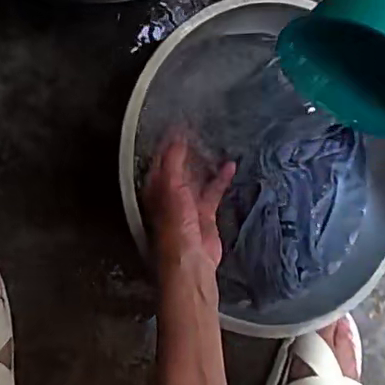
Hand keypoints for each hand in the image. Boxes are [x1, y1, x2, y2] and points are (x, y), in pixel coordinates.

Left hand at [143, 131, 235, 273]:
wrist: (191, 259)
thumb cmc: (174, 226)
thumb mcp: (171, 187)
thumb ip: (173, 163)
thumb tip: (176, 140)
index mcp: (155, 188)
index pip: (161, 159)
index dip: (169, 142)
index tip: (180, 125)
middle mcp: (169, 194)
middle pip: (179, 166)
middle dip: (188, 150)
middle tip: (199, 131)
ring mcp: (187, 203)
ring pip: (196, 176)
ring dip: (205, 162)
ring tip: (215, 144)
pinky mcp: (204, 213)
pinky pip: (212, 190)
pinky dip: (220, 179)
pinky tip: (229, 167)